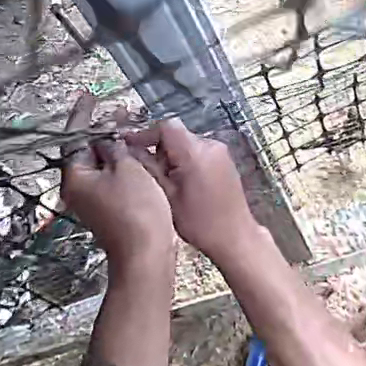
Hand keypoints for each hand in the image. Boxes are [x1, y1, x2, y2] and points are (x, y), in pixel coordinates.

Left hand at [60, 95, 176, 274]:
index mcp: (76, 177)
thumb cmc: (136, 210)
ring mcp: (93, 199)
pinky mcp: (108, 207)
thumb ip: (114, 147)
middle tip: (121, 111)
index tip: (89, 96)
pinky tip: (135, 152)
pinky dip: (120, 161)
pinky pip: (110, 176)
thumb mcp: (127, 168)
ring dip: (113, 144)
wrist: (146, 254)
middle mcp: (78, 188)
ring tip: (131, 126)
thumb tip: (106, 138)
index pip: (74, 137)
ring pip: (100, 163)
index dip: (83, 115)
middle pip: (86, 150)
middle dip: (103, 129)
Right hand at [124, 117, 265, 260]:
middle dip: (159, 148)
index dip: (145, 134)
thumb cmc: (200, 223)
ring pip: (186, 142)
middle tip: (149, 171)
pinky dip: (186, 160)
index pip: (166, 127)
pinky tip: (182, 182)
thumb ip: (149, 168)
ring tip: (166, 180)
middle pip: (176, 134)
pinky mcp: (225, 160)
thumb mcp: (168, 197)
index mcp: (195, 154)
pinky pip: (198, 151)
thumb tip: (131, 150)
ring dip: (172, 155)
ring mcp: (220, 152)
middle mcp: (210, 146)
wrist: (236, 237)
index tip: (130, 146)